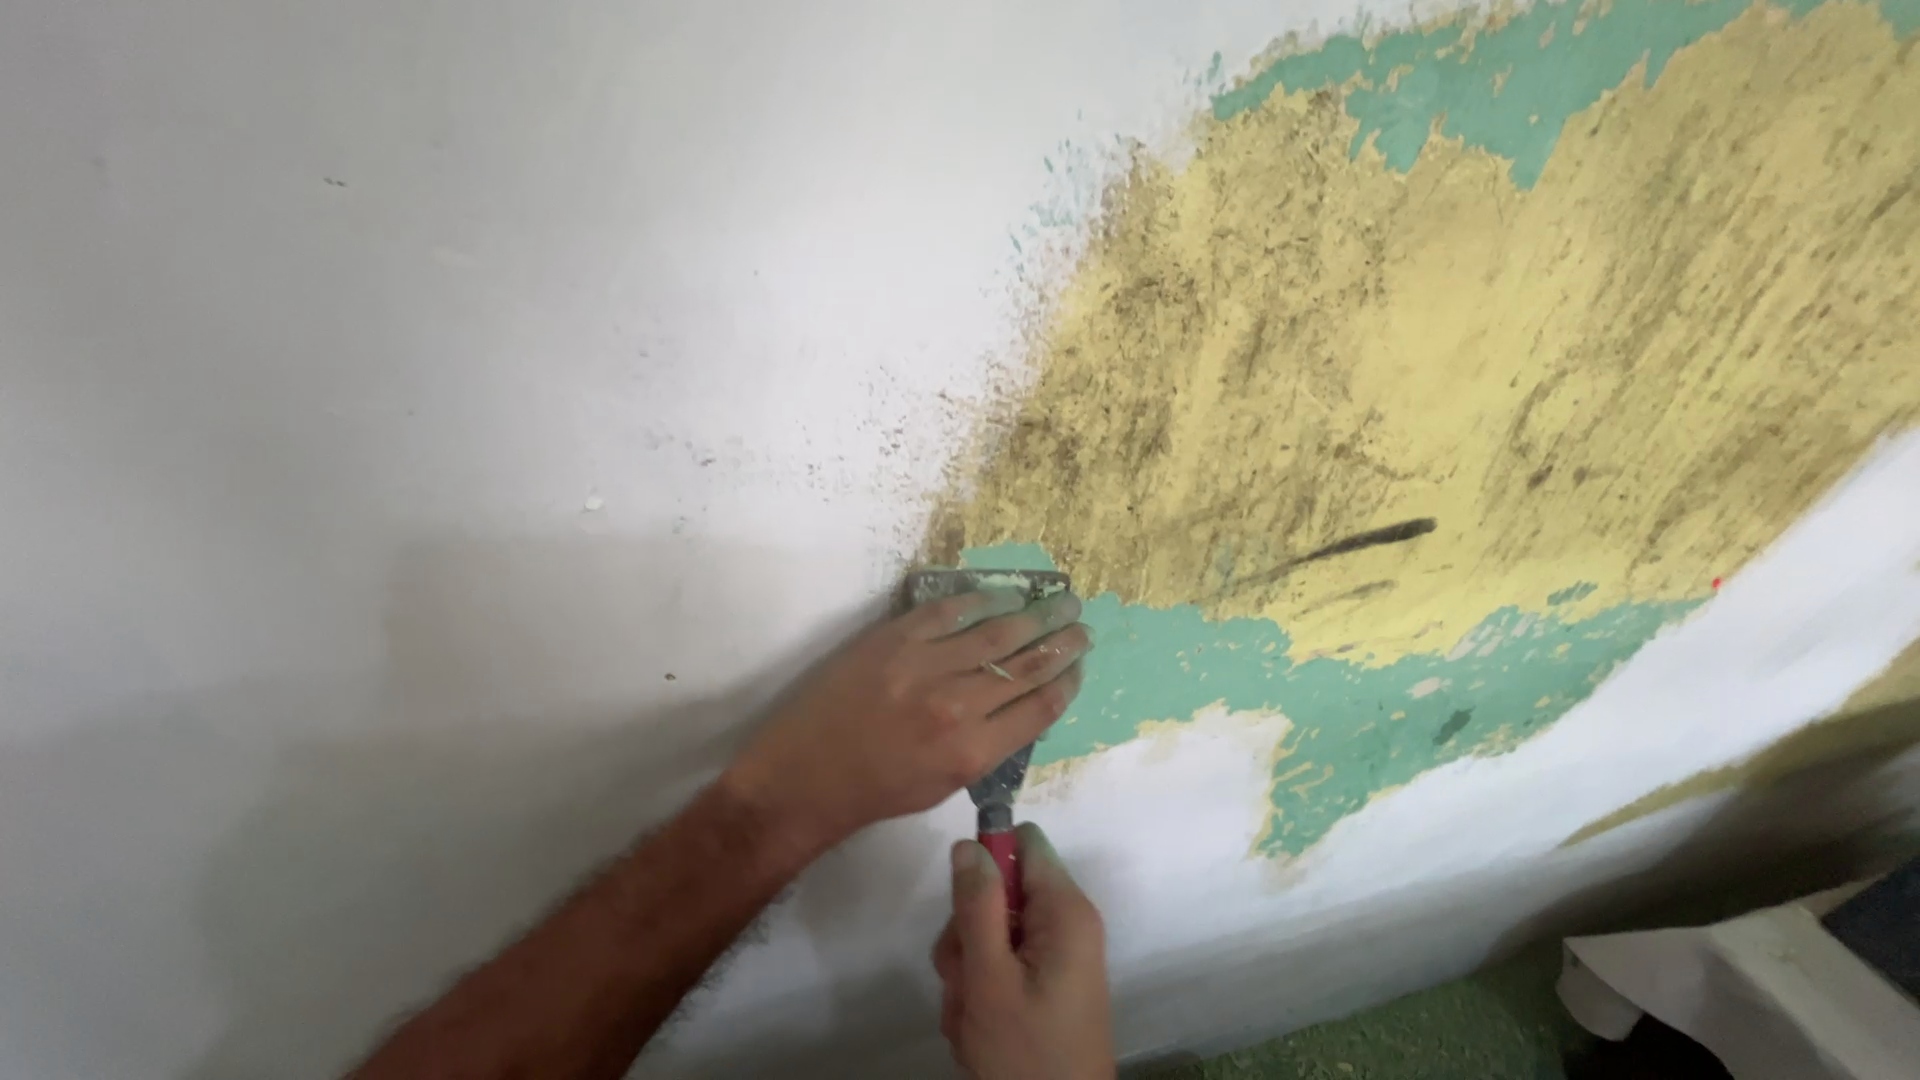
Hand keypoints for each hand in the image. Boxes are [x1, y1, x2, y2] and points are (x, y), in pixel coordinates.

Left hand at [722, 587, 1090, 851]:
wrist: (803, 776)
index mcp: (972, 752)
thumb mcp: (944, 785)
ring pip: (995, 633)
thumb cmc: (875, 791)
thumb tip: (1021, 704)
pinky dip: (981, 600)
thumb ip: (988, 746)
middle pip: (1026, 665)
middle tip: (1082, 624)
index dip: (1066, 682)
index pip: (1038, 707)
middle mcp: (956, 705)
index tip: (1079, 665)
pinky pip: (948, 612)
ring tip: (1060, 602)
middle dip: (1062, 642)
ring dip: (1034, 616)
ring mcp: (923, 666)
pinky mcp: (892, 639)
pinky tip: (1004, 594)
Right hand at [934, 824, 1113, 1079]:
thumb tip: (968, 843)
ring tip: (972, 1015)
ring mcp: (1055, 955)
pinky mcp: (1044, 983)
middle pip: (997, 890)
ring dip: (968, 971)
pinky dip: (981, 993)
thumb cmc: (1027, 1055)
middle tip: (964, 977)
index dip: (986, 857)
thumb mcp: (991, 978)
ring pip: (990, 932)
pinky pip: (999, 965)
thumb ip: (977, 905)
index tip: (964, 900)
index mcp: (1065, 909)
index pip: (1022, 841)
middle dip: (968, 932)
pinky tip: (980, 1028)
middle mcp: (1065, 923)